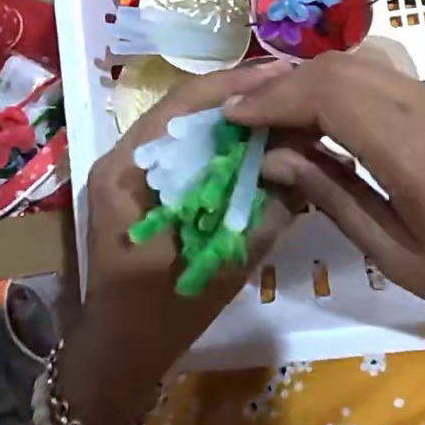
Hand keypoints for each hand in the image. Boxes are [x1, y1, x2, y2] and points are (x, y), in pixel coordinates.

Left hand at [68, 60, 294, 409]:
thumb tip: (305, 160)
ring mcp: (131, 168)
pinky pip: (189, 146)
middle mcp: (123, 157)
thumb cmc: (163, 313)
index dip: (236, 84)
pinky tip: (257, 136)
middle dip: (240, 92)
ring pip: (188, 123)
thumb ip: (265, 211)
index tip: (283, 73)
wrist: (119, 352)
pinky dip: (223, 138)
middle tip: (290, 82)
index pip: (183, 105)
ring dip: (233, 112)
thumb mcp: (223, 264)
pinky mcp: (146, 183)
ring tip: (281, 101)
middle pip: (185, 107)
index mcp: (127, 170)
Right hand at [223, 51, 424, 339]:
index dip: (274, 99)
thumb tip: (272, 157)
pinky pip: (387, 79)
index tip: (232, 115)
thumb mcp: (397, 255)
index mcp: (420, 156)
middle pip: (342, 68)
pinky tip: (320, 115)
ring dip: (312, 80)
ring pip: (363, 65)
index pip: (331, 96)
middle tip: (244, 112)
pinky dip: (343, 88)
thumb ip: (331, 195)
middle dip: (285, 83)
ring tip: (272, 112)